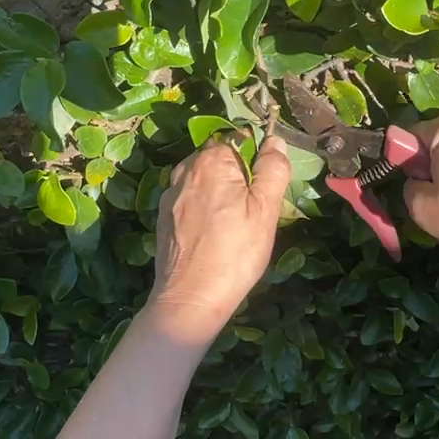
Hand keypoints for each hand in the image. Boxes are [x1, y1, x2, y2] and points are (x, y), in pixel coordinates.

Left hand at [148, 136, 291, 338]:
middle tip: (253, 212)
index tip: (266, 189)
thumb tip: (275, 140)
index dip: (259, 161)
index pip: (242, 140)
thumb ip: (273, 169)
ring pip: (205, 180)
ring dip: (221, 193)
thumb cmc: (235, 253)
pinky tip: (213, 234)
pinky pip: (191, 200)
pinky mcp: (163, 216)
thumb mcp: (266, 210)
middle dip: (239, 178)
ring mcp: (170, 193)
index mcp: (212, 160)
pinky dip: (204, 209)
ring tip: (234, 226)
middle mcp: (186, 169)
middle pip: (222, 160)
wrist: (191, 298)